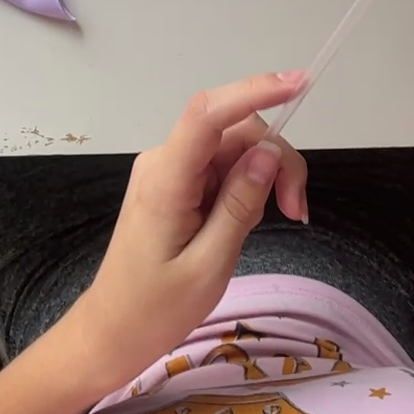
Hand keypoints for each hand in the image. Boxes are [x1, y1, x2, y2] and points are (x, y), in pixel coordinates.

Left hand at [65, 72, 310, 382]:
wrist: (113, 331)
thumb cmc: (156, 309)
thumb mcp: (209, 264)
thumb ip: (241, 204)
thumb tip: (268, 152)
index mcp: (166, 179)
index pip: (209, 114)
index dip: (255, 90)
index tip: (299, 83)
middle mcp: (165, 161)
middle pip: (235, 130)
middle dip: (276, 158)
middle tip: (296, 210)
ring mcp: (171, 170)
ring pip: (236, 148)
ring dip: (267, 176)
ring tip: (279, 219)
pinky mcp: (178, 183)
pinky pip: (224, 167)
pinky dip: (250, 186)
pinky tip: (248, 221)